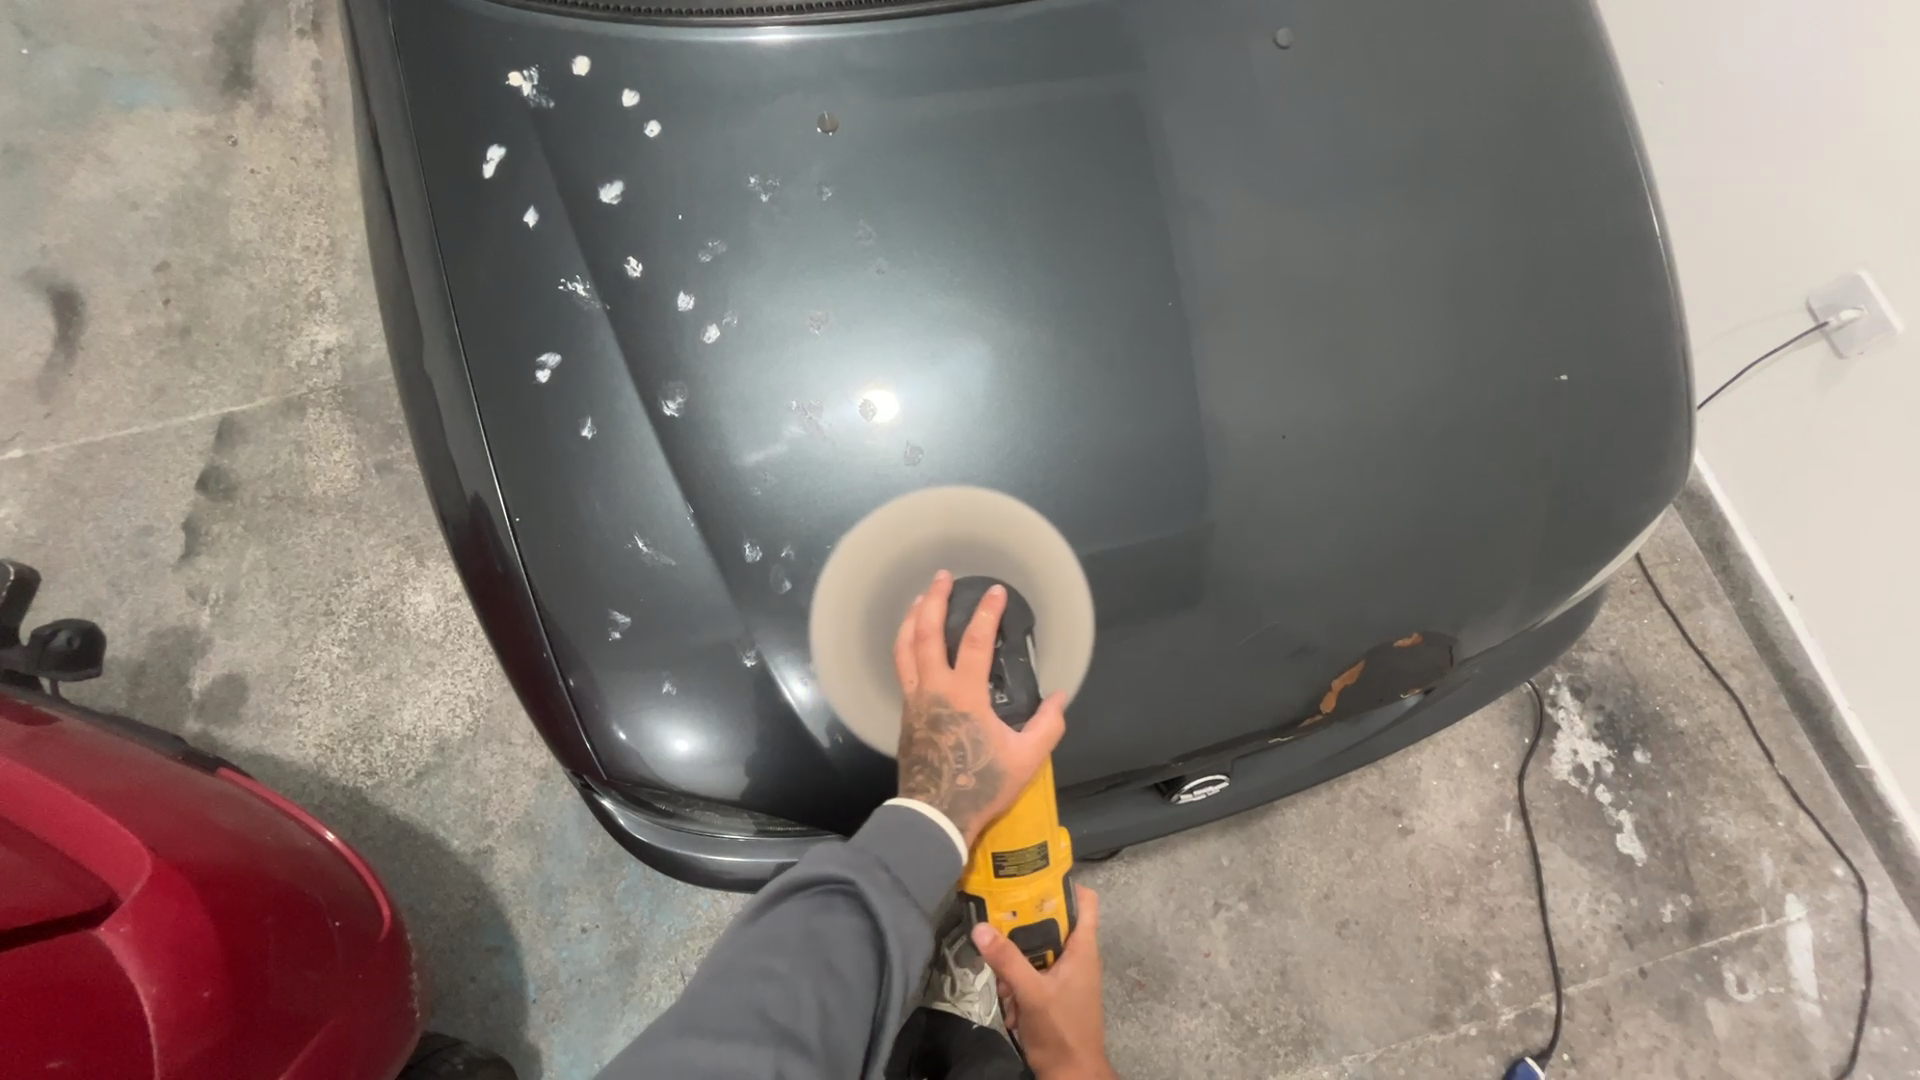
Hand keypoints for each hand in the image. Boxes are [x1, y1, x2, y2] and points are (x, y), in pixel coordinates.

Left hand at [894, 570, 1067, 846]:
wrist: (935, 814)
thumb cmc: (981, 784)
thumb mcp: (1026, 758)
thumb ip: (1047, 725)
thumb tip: (1061, 697)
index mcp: (964, 694)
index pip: (974, 641)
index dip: (986, 612)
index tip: (996, 591)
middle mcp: (933, 688)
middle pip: (926, 632)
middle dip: (934, 599)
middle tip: (943, 577)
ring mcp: (914, 699)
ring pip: (905, 648)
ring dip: (912, 618)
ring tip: (919, 599)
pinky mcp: (905, 712)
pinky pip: (902, 667)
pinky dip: (905, 645)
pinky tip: (912, 642)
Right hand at [973, 885, 1114, 1079]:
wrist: (1073, 1079)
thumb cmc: (1062, 1032)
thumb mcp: (1031, 993)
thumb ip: (1006, 959)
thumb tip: (980, 926)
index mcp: (1083, 948)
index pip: (1085, 900)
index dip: (1064, 884)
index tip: (1033, 878)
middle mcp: (1079, 956)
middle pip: (1053, 922)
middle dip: (1025, 926)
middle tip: (1001, 923)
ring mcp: (1069, 976)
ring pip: (1040, 949)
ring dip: (1018, 960)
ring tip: (1003, 974)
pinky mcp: (1058, 993)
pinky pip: (1036, 972)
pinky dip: (1021, 981)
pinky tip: (1009, 999)